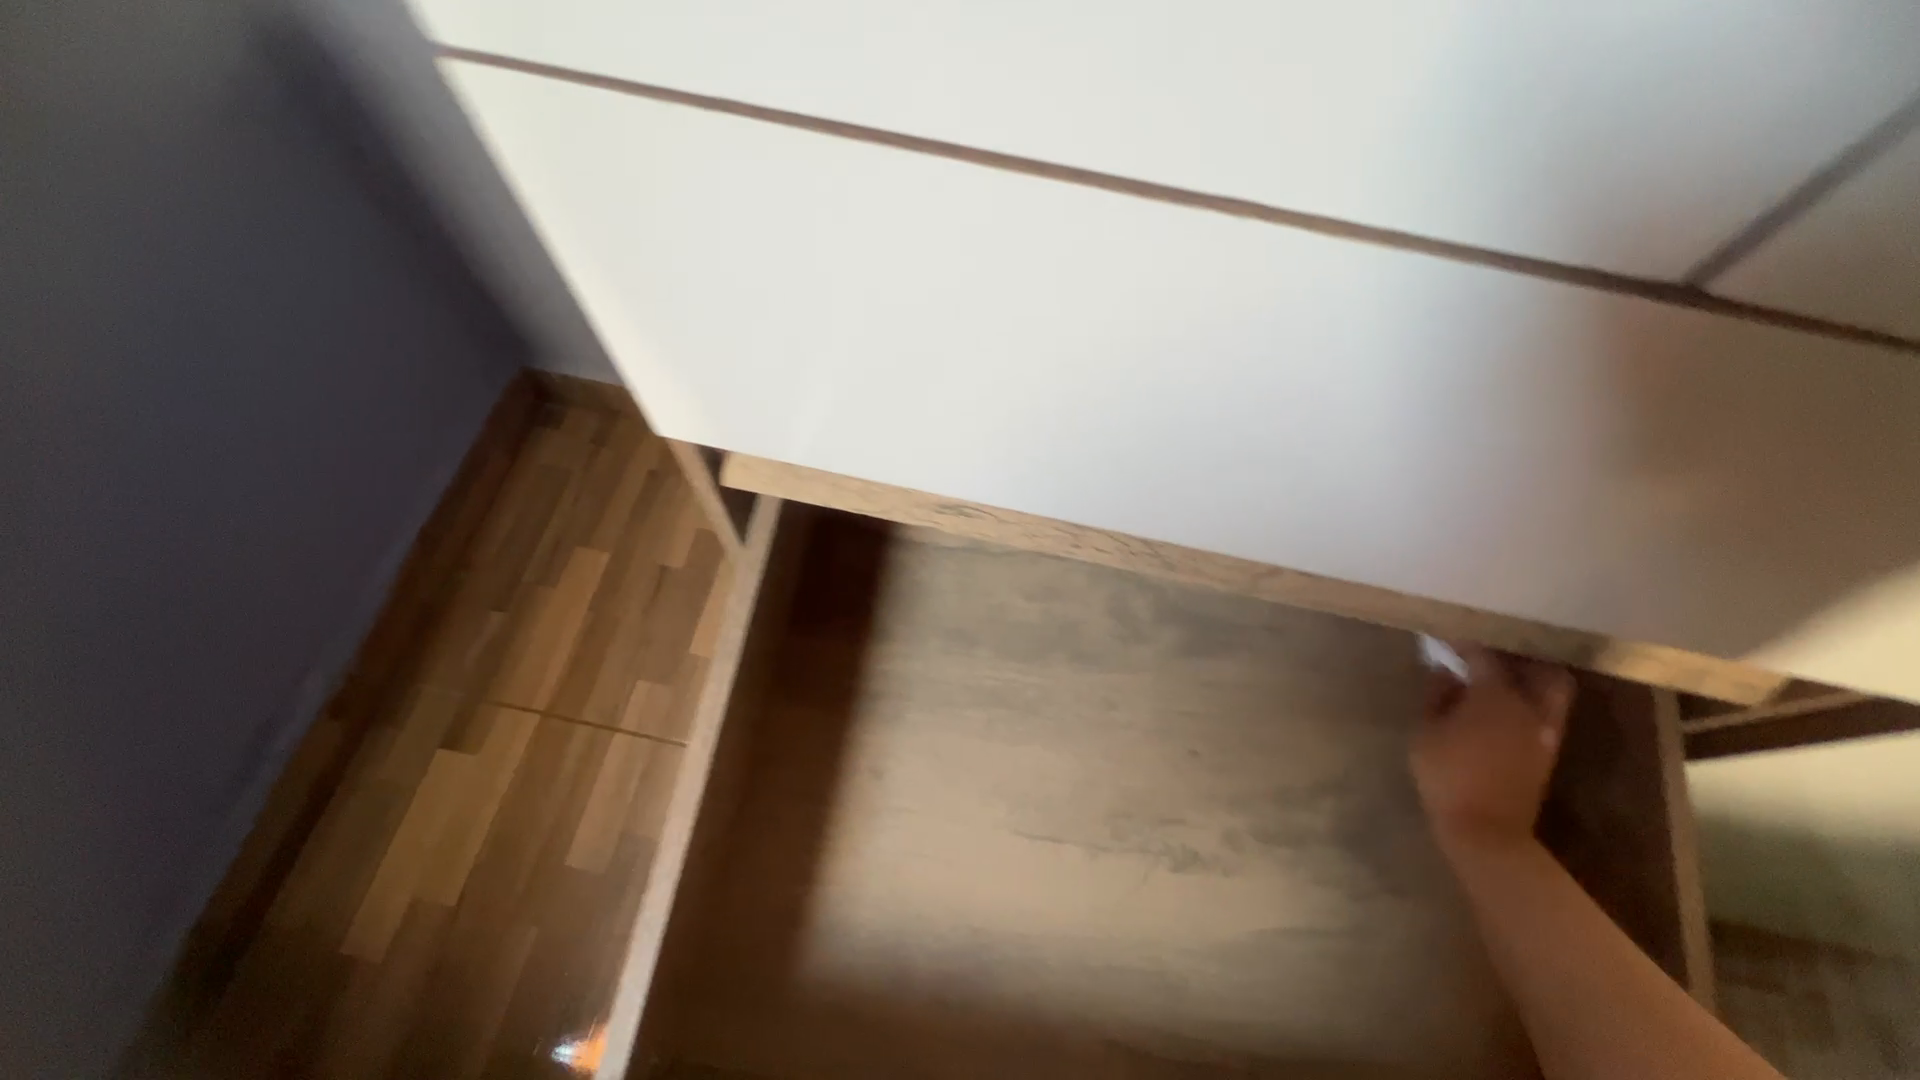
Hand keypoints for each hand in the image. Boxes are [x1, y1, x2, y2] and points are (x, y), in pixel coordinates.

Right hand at [1411, 643, 1575, 856]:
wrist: (1486, 830)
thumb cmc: (1447, 775)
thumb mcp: (1426, 733)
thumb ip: (1436, 696)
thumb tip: (1444, 671)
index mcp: (1496, 696)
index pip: (1483, 655)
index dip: (1465, 643)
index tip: (1447, 636)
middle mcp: (1529, 706)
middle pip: (1540, 668)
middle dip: (1518, 656)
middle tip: (1490, 653)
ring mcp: (1544, 730)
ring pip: (1550, 691)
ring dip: (1530, 679)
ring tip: (1500, 679)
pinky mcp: (1547, 751)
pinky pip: (1545, 713)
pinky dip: (1530, 702)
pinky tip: (1504, 708)